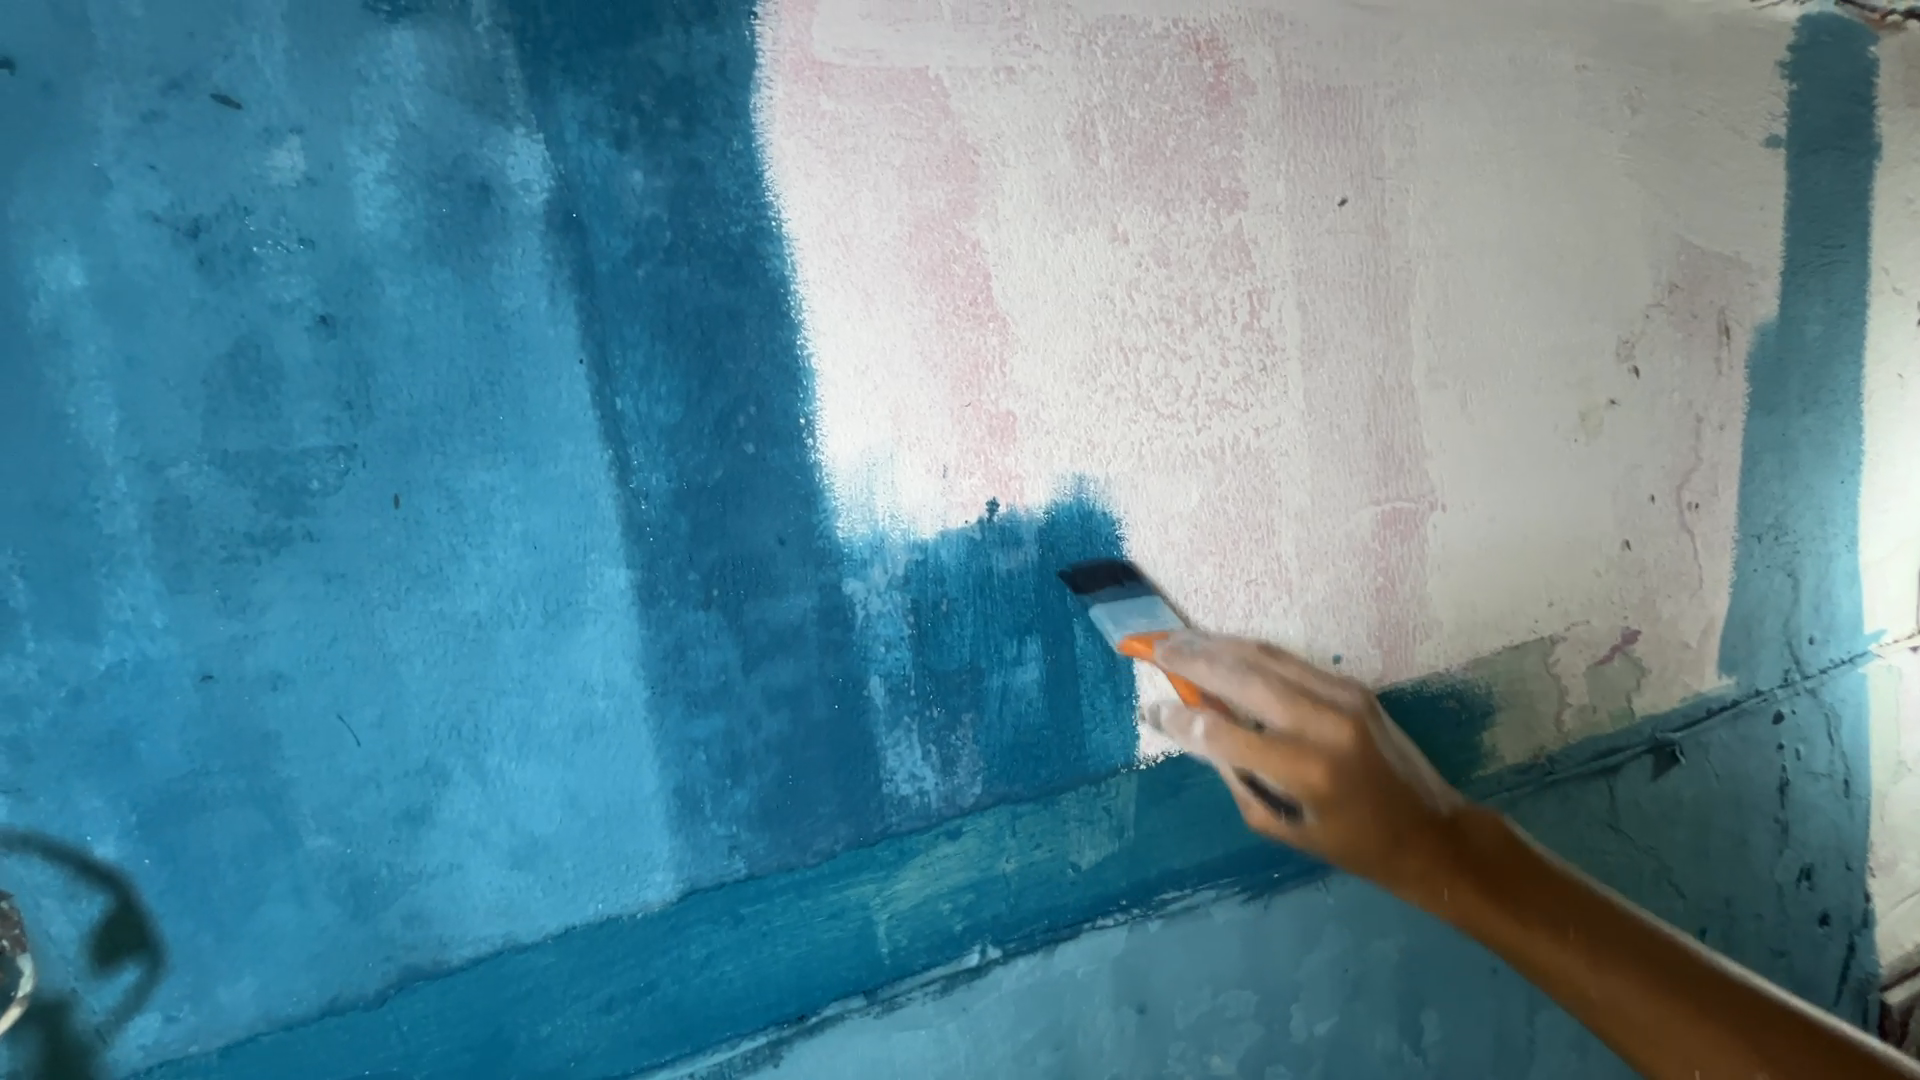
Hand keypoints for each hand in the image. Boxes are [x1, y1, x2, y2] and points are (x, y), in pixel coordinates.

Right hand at [1142, 630, 1466, 897]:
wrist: (1433, 831)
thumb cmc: (1353, 844)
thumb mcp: (1281, 826)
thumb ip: (1234, 774)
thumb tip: (1194, 728)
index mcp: (1307, 770)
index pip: (1224, 733)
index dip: (1181, 719)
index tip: (1152, 710)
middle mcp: (1324, 723)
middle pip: (1241, 677)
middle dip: (1189, 659)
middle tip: (1150, 647)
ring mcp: (1342, 696)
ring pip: (1261, 657)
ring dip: (1212, 644)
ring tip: (1174, 639)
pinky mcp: (1350, 685)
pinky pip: (1284, 659)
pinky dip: (1243, 650)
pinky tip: (1216, 646)